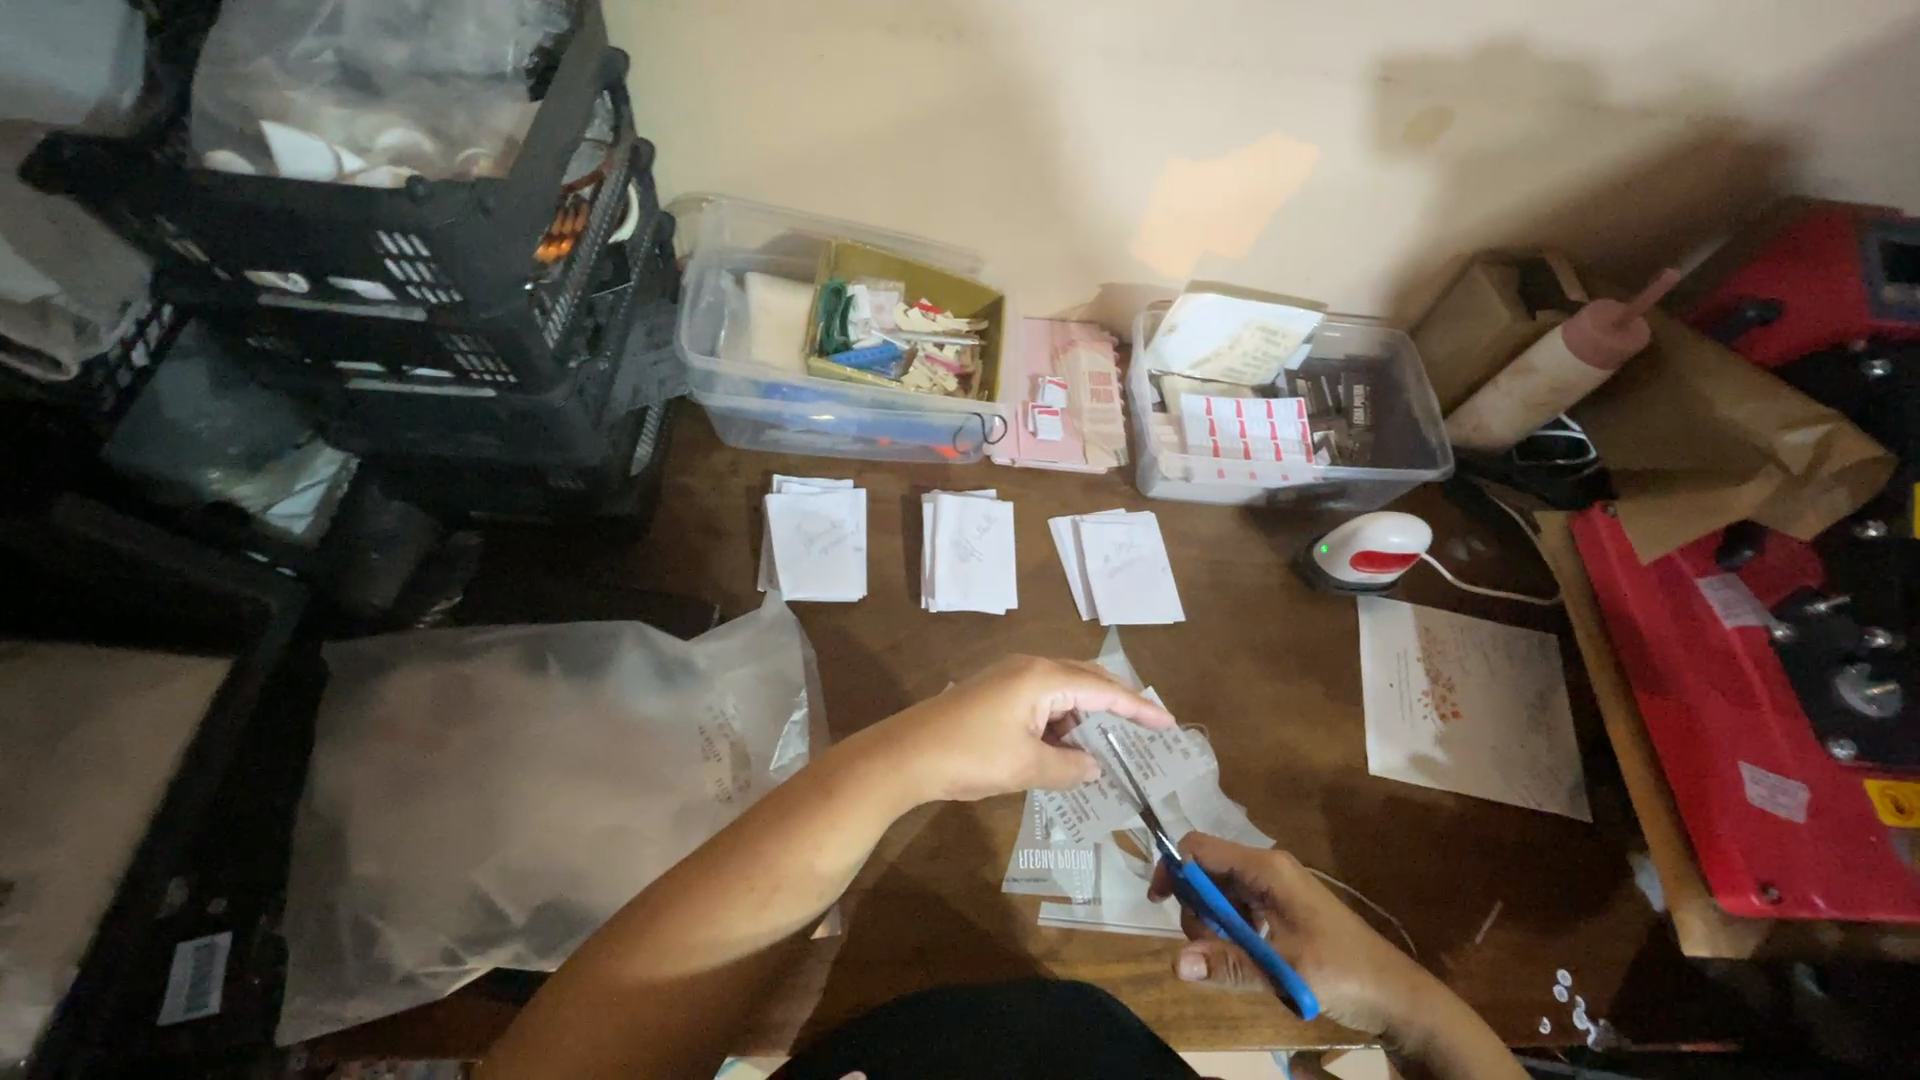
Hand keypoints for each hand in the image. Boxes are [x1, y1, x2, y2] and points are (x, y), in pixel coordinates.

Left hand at [852, 655, 1174, 803]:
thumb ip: (1069, 766)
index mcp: (1042, 678)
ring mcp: (1008, 678)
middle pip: (1085, 680)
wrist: (905, 755)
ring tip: (1104, 747)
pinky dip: (1057, 721)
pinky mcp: (993, 693)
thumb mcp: (1026, 767)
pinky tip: (1062, 747)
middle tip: (1143, 728)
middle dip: (1115, 704)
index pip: (1103, 690)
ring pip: (1061, 690)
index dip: (1138, 707)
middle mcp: (1029, 668)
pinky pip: (1040, 700)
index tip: (1168, 722)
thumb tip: (1094, 767)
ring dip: (1082, 716)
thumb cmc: (970, 756)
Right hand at [1149, 833, 1440, 1037]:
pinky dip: (1232, 930)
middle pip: (1205, 872)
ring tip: (1239, 959)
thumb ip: (1229, 964)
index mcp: (1266, 867)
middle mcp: (1266, 867)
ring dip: (1215, 924)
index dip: (1172, 868)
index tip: (1158, 903)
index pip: (1199, 847)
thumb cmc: (1345, 972)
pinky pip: (1238, 907)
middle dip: (1196, 908)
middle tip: (1212, 948)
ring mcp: (1274, 886)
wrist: (1399, 995)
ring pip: (1220, 893)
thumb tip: (1174, 963)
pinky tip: (1251, 957)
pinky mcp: (1280, 906)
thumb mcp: (1284, 971)